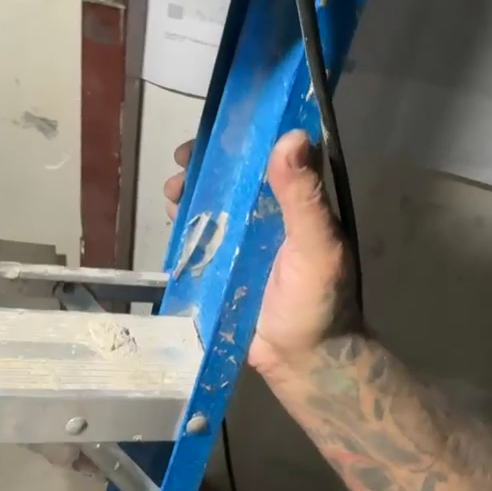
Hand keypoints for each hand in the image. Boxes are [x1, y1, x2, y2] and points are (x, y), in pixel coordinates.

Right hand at [163, 131, 354, 378]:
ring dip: (190, 189)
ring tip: (173, 191)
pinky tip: (172, 215)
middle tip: (182, 160)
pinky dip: (184, 220)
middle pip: (234, 175)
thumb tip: (291, 136)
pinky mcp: (222, 264)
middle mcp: (270, 214)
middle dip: (205, 162)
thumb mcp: (317, 245)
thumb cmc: (319, 302)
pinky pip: (200, 234)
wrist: (302, 362)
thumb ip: (304, 196)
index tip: (216, 128)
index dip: (243, 136)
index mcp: (298, 202)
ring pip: (213, 201)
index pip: (271, 155)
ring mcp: (244, 240)